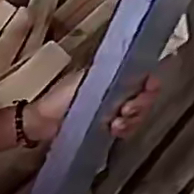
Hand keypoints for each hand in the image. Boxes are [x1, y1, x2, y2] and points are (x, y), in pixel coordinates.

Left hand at [26, 71, 161, 142]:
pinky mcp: (109, 126)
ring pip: (139, 114)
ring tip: (115, 124)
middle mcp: (118, 92)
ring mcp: (115, 110)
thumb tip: (130, 64)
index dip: (150, 84)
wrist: (43, 122)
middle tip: (125, 110)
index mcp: (112, 77)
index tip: (146, 89)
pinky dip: (125, 130)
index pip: (144, 77)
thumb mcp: (83, 80)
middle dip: (140, 105)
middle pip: (146, 98)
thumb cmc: (59, 97)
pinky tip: (113, 130)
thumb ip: (107, 73)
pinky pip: (128, 128)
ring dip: (132, 120)